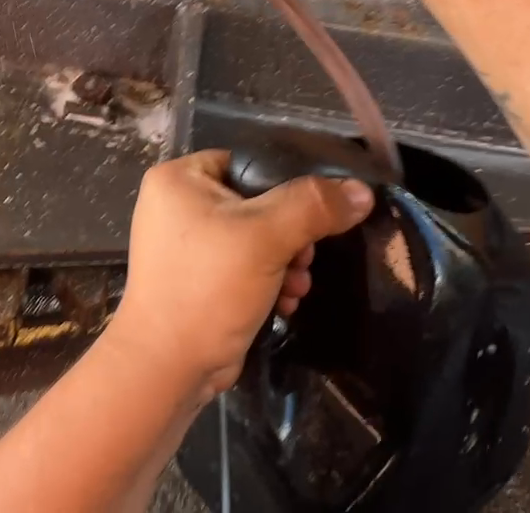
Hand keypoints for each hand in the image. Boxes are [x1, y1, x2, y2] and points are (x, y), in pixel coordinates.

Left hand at [107, 151, 373, 397]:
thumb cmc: (209, 286)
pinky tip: (283, 303)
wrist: (168, 365)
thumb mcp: (266, 237)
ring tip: (296, 286)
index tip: (317, 216)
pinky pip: (242, 266)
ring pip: (253, 239)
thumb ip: (313, 208)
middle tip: (304, 261)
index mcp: (177, 178)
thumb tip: (361, 190)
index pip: (246, 164)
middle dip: (289, 237)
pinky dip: (266, 281)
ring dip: (284, 263)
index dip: (285, 187)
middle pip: (255, 204)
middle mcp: (175, 203)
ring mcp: (183, 244)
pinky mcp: (196, 278)